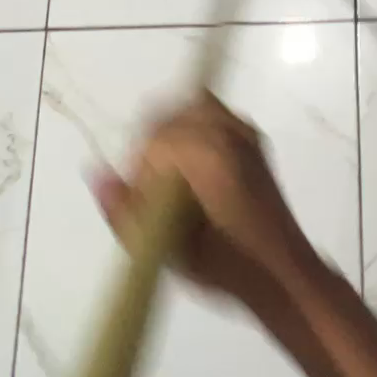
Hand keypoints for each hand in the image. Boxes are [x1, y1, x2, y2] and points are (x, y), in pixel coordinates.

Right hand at [90, 93, 321, 306]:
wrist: (280, 269)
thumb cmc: (225, 266)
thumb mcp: (168, 252)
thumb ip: (126, 212)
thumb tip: (96, 173)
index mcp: (210, 154)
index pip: (155, 141)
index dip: (140, 172)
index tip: (143, 203)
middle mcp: (229, 131)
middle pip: (170, 116)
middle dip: (152, 150)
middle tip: (153, 192)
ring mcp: (244, 130)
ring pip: (190, 107)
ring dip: (171, 134)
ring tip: (169, 177)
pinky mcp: (252, 135)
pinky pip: (212, 112)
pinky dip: (194, 128)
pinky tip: (193, 166)